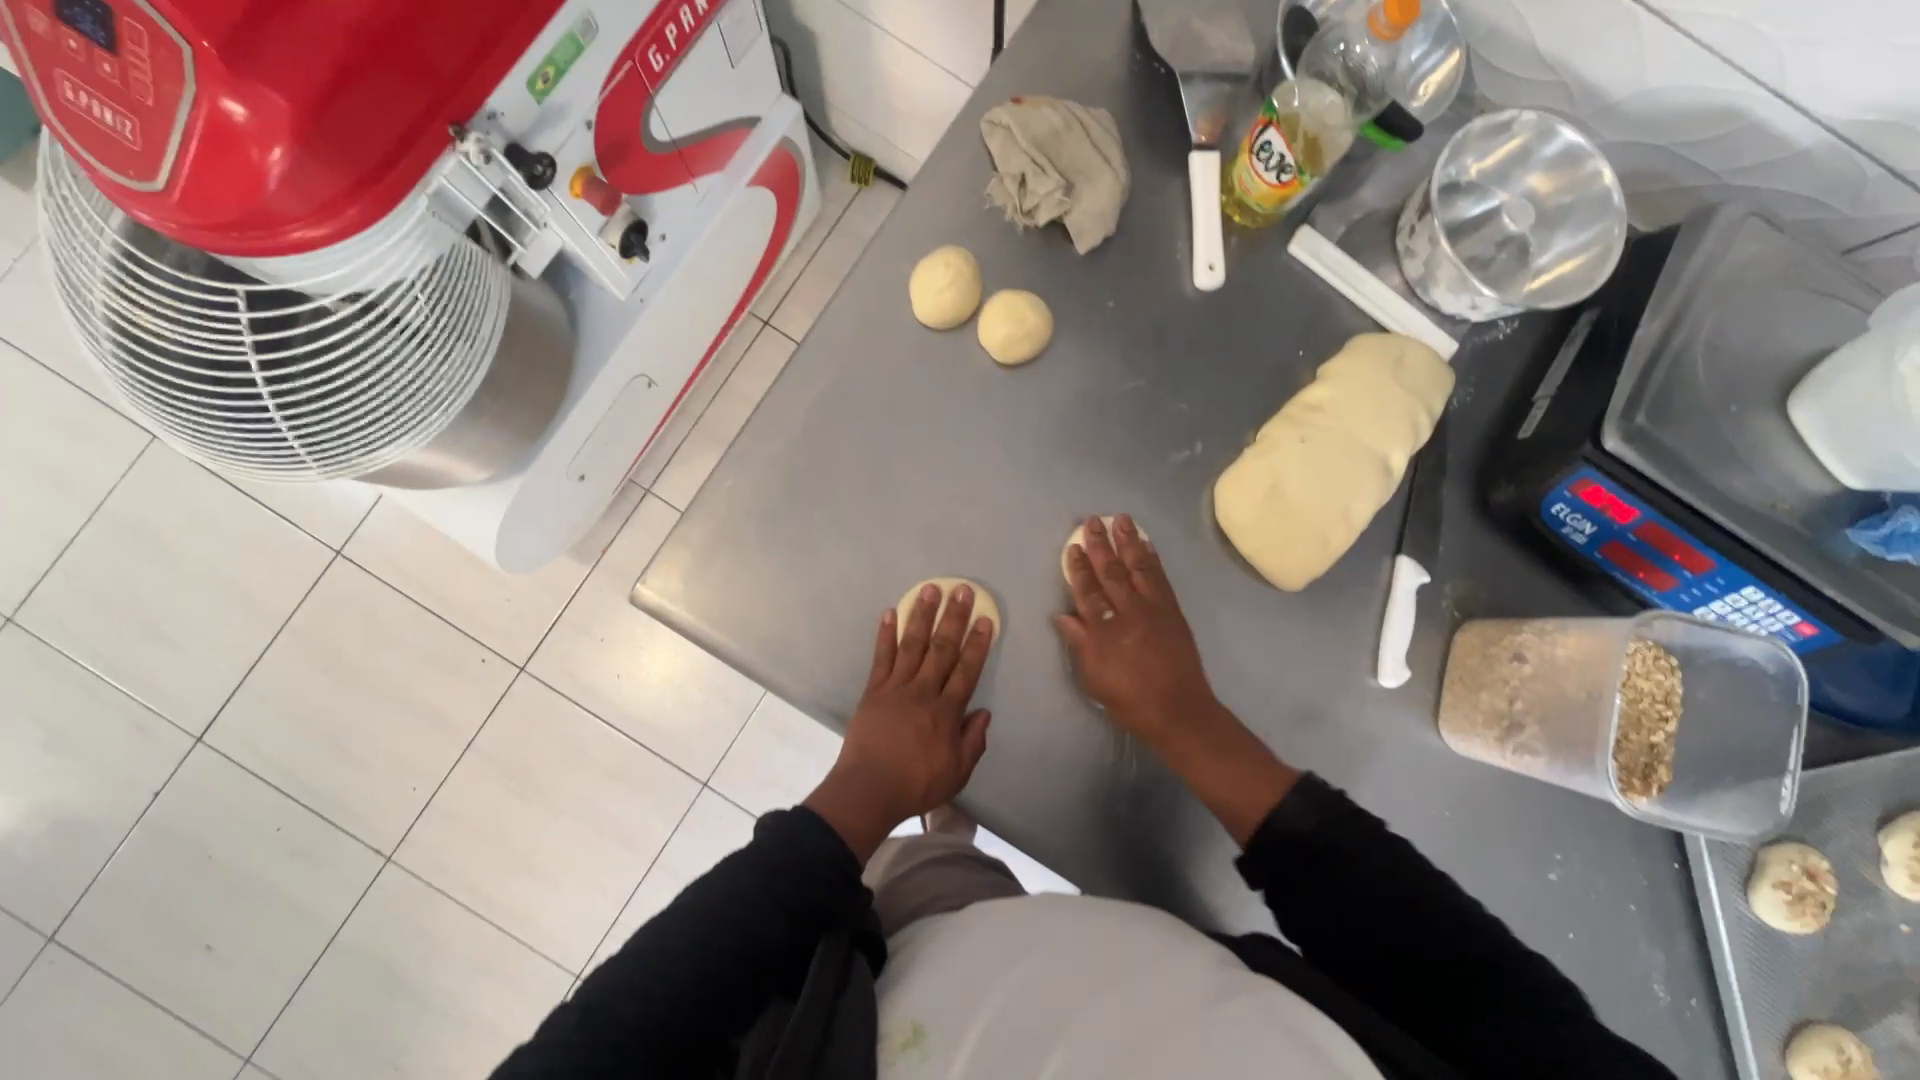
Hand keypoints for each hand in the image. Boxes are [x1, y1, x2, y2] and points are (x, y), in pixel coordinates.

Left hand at [804, 583, 994, 861]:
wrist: (868, 790)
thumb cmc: (916, 785)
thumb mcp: (957, 773)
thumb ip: (972, 742)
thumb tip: (984, 714)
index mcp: (947, 712)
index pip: (967, 670)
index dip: (978, 644)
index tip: (986, 620)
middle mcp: (923, 692)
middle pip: (942, 648)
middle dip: (954, 618)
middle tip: (963, 590)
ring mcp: (896, 688)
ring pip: (912, 645)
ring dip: (922, 615)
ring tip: (930, 589)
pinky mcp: (873, 691)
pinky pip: (881, 657)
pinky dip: (885, 634)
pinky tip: (890, 613)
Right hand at [1056, 514, 1300, 843]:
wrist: (1178, 710)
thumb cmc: (1129, 699)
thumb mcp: (1093, 677)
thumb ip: (1079, 643)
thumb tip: (1063, 615)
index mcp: (1103, 630)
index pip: (1086, 590)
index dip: (1078, 567)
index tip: (1073, 547)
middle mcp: (1128, 612)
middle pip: (1110, 571)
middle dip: (1100, 545)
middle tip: (1091, 520)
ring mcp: (1153, 608)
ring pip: (1137, 567)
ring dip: (1128, 542)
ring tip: (1120, 519)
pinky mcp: (1172, 610)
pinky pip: (1160, 577)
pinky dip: (1151, 558)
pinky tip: (1145, 545)